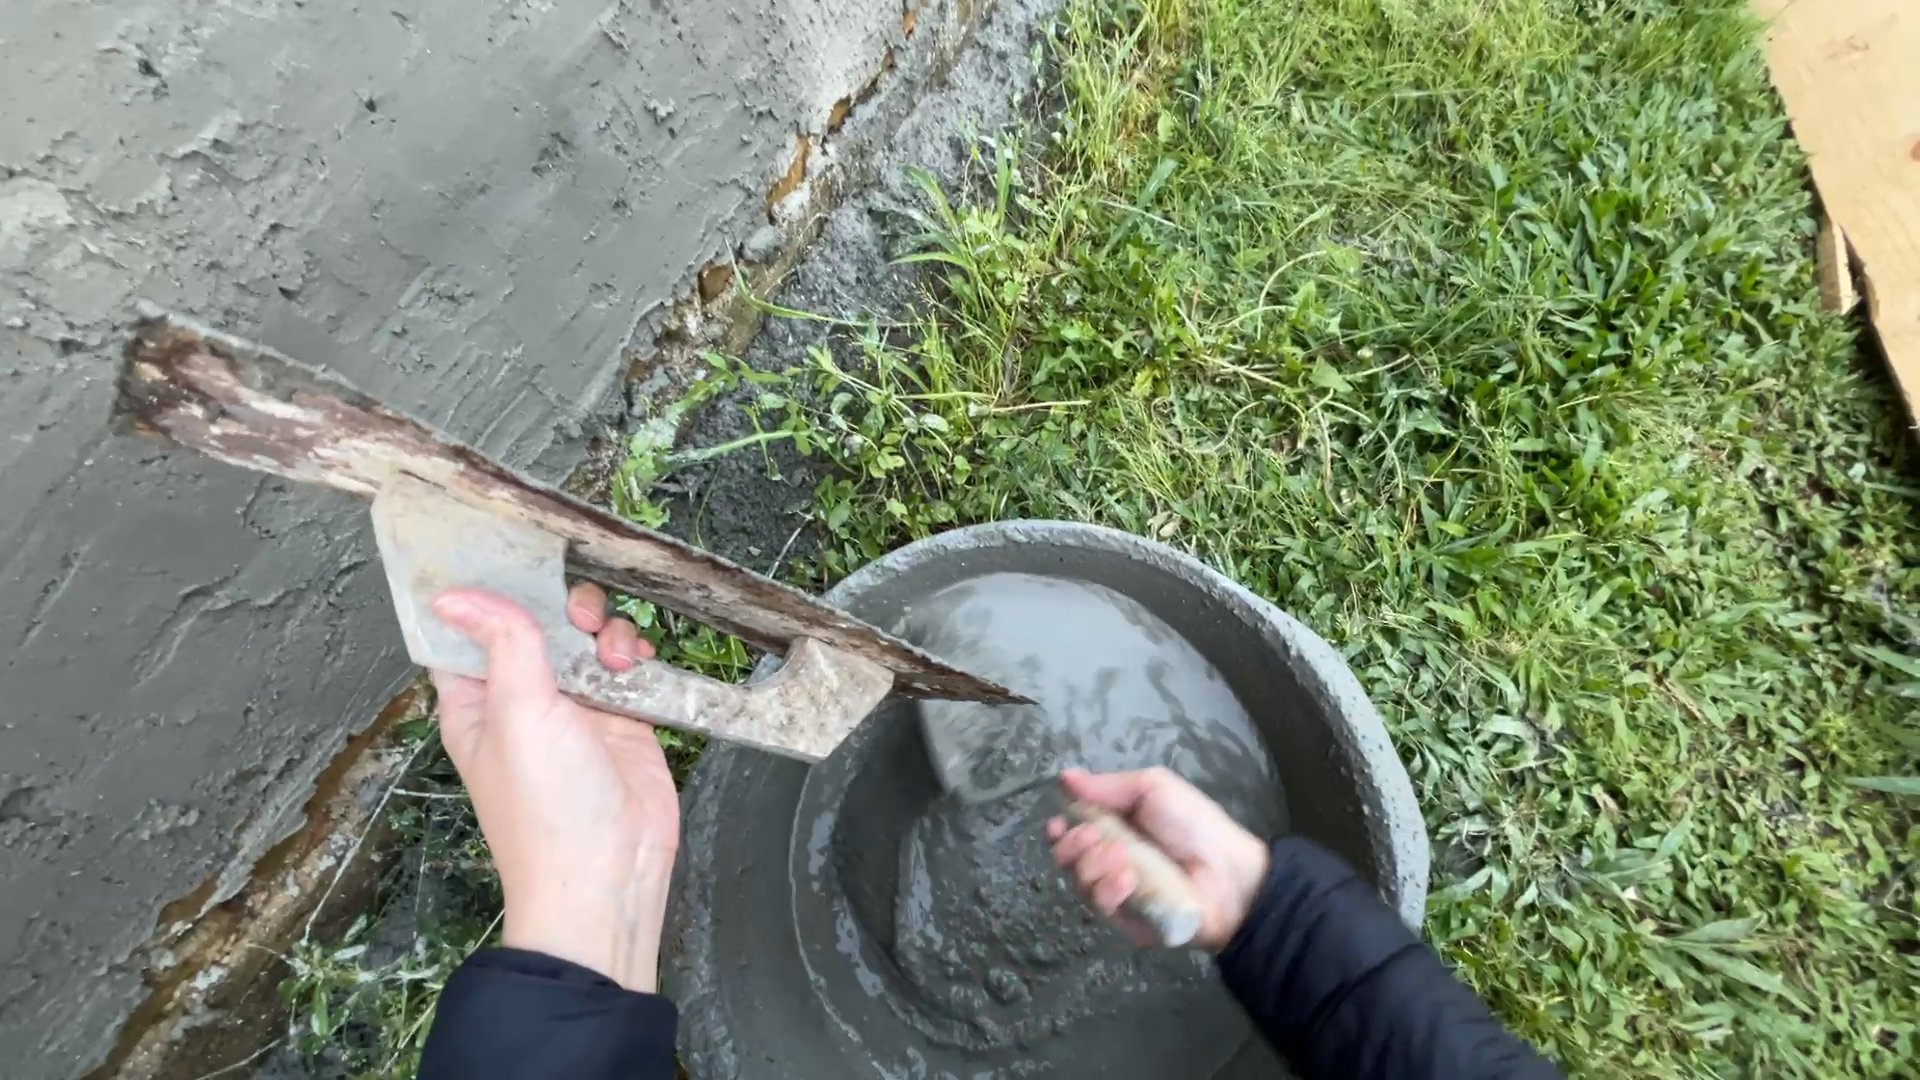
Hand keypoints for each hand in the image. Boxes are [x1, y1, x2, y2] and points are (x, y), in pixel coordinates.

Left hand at [430, 582, 677, 991]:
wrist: (612, 868)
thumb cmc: (550, 808)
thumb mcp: (520, 715)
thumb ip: (504, 646)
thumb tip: (455, 595)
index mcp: (480, 700)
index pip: (477, 629)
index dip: (496, 593)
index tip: (522, 559)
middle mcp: (527, 698)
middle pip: (544, 626)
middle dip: (567, 611)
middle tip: (582, 620)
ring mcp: (579, 707)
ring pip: (591, 639)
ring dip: (608, 634)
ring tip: (618, 659)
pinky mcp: (624, 716)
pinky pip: (629, 664)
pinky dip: (637, 655)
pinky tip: (639, 666)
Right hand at [1047, 767, 1271, 951]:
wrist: (1230, 873)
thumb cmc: (1193, 824)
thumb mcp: (1152, 788)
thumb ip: (1107, 786)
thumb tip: (1064, 777)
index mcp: (1113, 829)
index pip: (1071, 831)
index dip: (1059, 829)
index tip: (1057, 824)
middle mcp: (1109, 861)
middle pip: (1067, 858)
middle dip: (1072, 845)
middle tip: (1093, 837)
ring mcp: (1117, 893)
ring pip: (1079, 881)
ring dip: (1093, 865)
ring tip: (1121, 857)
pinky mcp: (1127, 921)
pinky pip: (1102, 907)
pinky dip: (1108, 889)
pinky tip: (1127, 878)